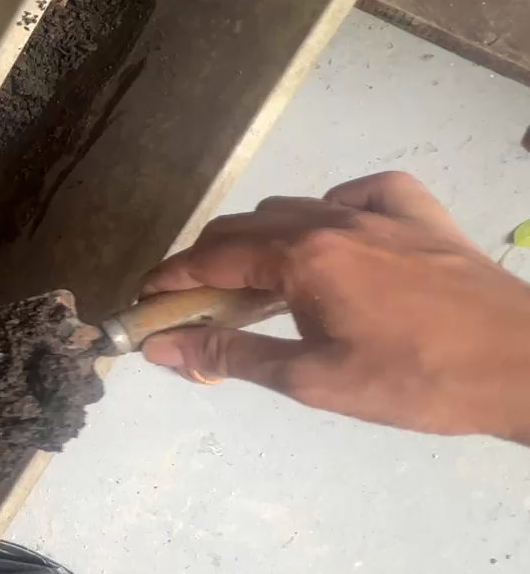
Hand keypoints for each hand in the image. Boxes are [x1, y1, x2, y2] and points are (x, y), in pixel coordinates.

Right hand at [140, 171, 529, 440]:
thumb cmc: (423, 382)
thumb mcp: (313, 380)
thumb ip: (228, 356)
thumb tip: (160, 348)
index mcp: (301, 259)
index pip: (206, 260)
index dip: (167, 280)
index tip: (147, 301)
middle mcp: (330, 224)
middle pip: (237, 228)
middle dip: (203, 262)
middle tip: (199, 304)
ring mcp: (382, 217)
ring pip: (288, 208)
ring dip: (257, 238)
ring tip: (261, 278)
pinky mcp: (425, 221)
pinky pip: (364, 191)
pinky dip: (335, 204)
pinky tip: (335, 231)